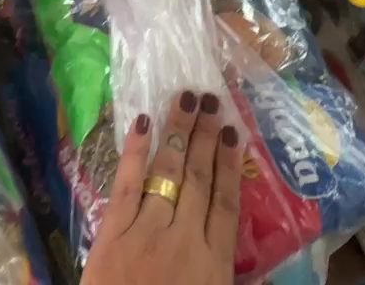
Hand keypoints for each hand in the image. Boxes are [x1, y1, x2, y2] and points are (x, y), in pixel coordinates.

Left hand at [80, 90, 240, 284]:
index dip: (230, 163)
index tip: (233, 131)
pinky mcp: (112, 235)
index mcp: (213, 264)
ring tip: (186, 98)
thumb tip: (252, 252)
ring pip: (168, 172)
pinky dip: (136, 152)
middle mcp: (184, 239)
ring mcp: (147, 233)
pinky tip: (143, 122)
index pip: (227, 202)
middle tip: (210, 98)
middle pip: (199, 178)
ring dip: (178, 132)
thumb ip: (231, 275)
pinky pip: (127, 185)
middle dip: (205, 136)